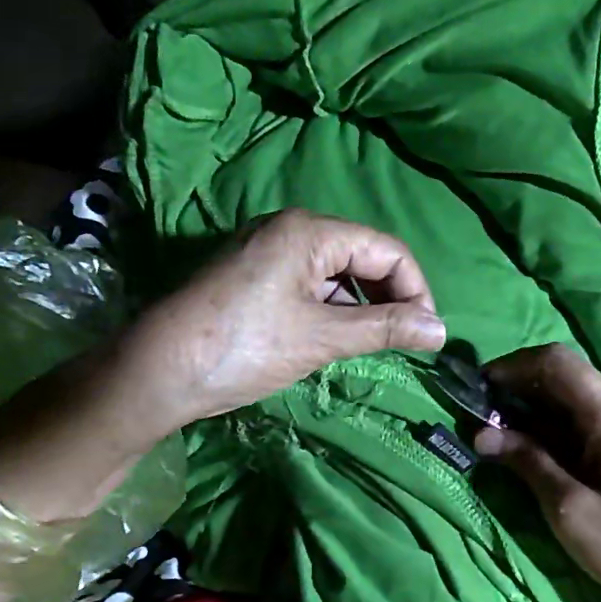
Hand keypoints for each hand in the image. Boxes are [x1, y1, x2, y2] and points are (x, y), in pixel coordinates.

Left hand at [124, 209, 446, 428]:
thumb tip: (441, 331)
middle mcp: (290, 230)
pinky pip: (310, 286)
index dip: (415, 290)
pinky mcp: (254, 278)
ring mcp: (268, 253)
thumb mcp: (321, 337)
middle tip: (403, 341)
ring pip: (336, 274)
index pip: (387, 250)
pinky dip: (332, 310)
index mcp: (310, 231)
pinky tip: (335, 339)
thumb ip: (384, 329)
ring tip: (373, 344)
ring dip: (362, 307)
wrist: (159, 371)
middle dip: (390, 297)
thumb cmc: (244, 346)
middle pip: (362, 257)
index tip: (425, 335)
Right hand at [474, 345, 600, 601]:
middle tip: (480, 415)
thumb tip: (480, 433)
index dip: (514, 366)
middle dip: (519, 388)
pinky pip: (585, 423)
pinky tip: (528, 449)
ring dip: (532, 410)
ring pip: (573, 401)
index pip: (560, 364)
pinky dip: (551, 428)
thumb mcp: (569, 508)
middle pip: (566, 378)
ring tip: (495, 434)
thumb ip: (526, 461)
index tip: (478, 387)